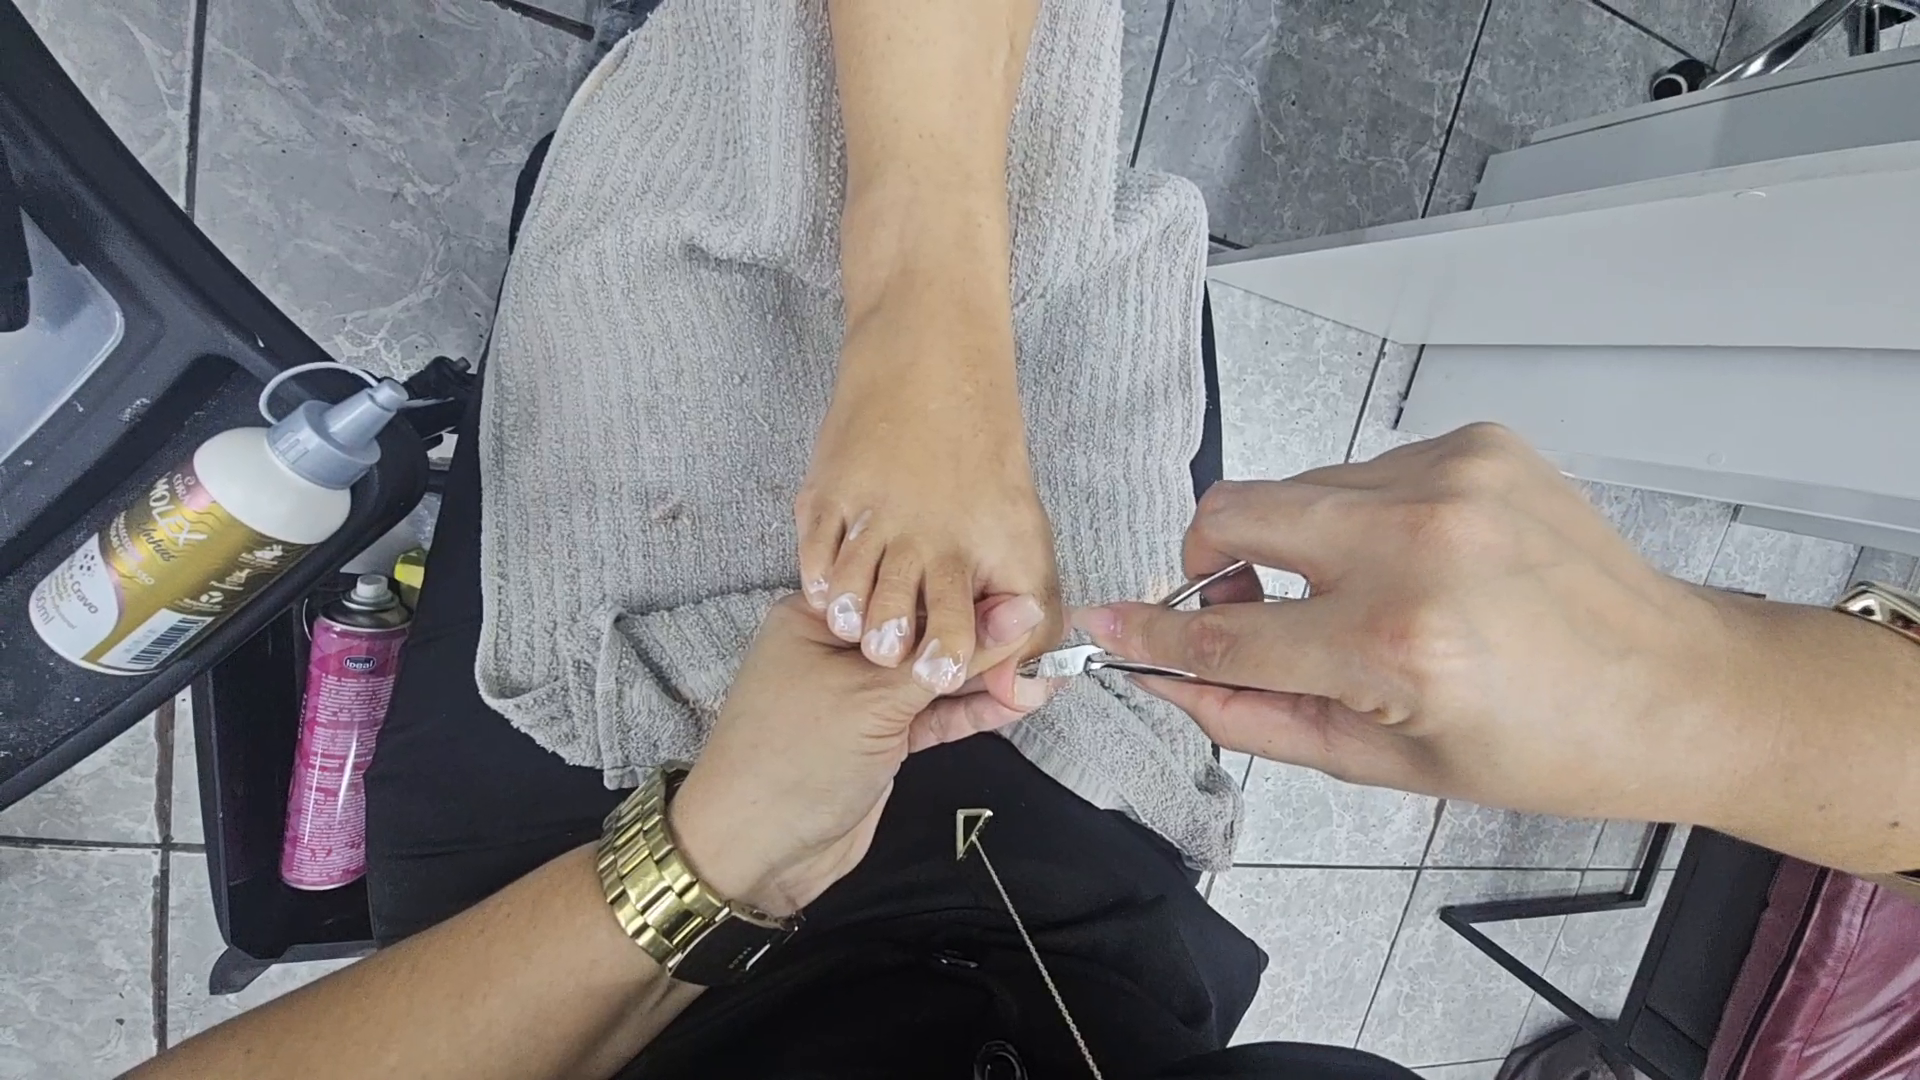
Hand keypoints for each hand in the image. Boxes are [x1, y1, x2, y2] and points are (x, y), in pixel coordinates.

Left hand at [669, 593, 1057, 916]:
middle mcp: (845, 648)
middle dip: (987, 636)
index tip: (1029, 590)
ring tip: (1048, 669)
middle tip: (1051, 633)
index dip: (969, 591)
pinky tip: (1018, 700)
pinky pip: (934, 715)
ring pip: (936, 676)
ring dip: (988, 678)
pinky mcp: (883, 737)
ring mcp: (864, 696)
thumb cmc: (797, 756)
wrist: (751, 857)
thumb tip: (1027, 609)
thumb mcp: (878, 696)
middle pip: (926, 632)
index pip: (908, 588)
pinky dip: (973, 711)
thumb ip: (956, 655)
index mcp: (824, 615)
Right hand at [796, 276, 1063, 691]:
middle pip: (902, 633)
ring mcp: (875, 512)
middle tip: (893, 653)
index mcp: (986, 549)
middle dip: (898, 656)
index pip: (966, 641)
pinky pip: (813, 558)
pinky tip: (832, 585)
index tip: (943, 670)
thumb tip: (1025, 688)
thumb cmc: (986, 453)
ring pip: (850, 601)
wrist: (934, 355)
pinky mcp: (831, 489)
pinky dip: (820, 584)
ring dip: (854, 623)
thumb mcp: (1027, 530)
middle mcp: (929, 536)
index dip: (954, 669)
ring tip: (860, 624)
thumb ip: (1034, 610)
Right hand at [1073, 424, 1749, 827]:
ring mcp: (1445, 479)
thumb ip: (1255, 718)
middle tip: (1242, 598)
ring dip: (1293, 543)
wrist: (1690, 687)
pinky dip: (1353, 518)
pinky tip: (1411, 556)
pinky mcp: (1471, 443)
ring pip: (1290, 491)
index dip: (1151, 631)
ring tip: (1354, 589)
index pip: (1225, 635)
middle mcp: (1415, 544)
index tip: (1101, 620)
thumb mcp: (1383, 764)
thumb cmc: (1541, 746)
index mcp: (1397, 646)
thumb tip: (1168, 679)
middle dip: (1208, 557)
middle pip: (1233, 512)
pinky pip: (1354, 473)